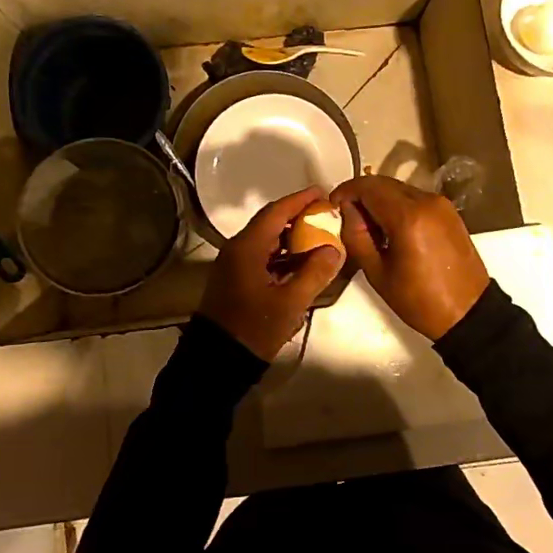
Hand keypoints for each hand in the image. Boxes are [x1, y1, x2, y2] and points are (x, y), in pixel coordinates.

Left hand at [198, 187, 344, 360]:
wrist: (217, 361)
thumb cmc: (254, 328)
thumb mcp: (291, 302)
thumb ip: (315, 273)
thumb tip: (334, 250)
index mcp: (247, 248)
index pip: (276, 212)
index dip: (300, 200)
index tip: (322, 192)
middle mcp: (237, 249)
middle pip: (270, 223)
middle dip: (298, 216)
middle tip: (325, 214)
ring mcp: (234, 265)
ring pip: (266, 240)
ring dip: (291, 236)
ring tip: (319, 236)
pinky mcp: (236, 280)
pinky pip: (262, 256)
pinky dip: (283, 254)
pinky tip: (302, 262)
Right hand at [331, 176, 488, 340]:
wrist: (469, 312)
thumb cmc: (420, 300)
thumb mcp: (378, 273)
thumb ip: (357, 236)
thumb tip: (346, 212)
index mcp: (408, 216)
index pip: (368, 186)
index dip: (345, 191)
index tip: (333, 207)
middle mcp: (427, 201)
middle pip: (384, 183)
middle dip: (361, 195)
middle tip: (347, 219)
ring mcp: (441, 204)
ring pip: (400, 189)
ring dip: (380, 201)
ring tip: (369, 228)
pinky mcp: (450, 212)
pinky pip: (416, 199)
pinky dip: (399, 206)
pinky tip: (392, 230)